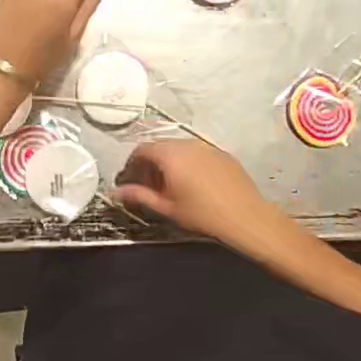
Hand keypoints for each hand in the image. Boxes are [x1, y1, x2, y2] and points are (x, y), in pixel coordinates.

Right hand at [114, 139, 284, 247]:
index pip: (141, 150)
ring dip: (169, 162)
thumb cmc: (201, 214)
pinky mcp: (223, 154)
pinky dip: (188, 163)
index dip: (132, 164)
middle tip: (148, 186)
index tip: (130, 181)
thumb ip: (138, 196)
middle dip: (149, 163)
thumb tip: (114, 192)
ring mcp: (207, 147)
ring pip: (179, 149)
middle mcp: (187, 144)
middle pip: (160, 146)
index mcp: (170, 154)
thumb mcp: (166, 207)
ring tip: (170, 186)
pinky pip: (197, 153)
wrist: (245, 216)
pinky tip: (193, 183)